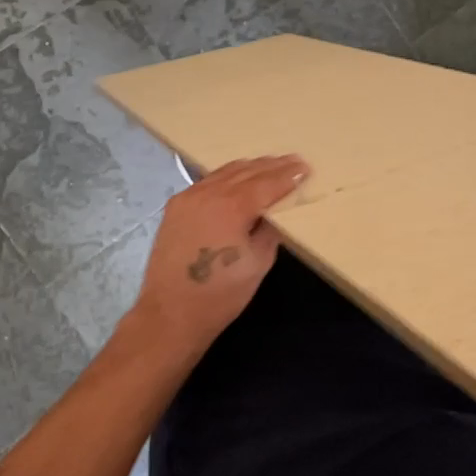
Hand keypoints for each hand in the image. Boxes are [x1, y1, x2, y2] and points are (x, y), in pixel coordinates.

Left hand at [129, 154, 309, 356]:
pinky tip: (237, 177)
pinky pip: (207, 181)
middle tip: (293, 161)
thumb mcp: (258, 264)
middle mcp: (209, 193)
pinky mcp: (176, 206)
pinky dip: (227, 176)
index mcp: (232, 207)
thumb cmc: (220, 295)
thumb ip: (269, 231)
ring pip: (225, 172)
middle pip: (247, 171)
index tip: (305, 167)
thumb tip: (274, 213)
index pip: (267, 183)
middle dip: (272, 166)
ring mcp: (189, 197)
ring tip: (270, 164)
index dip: (288, 175)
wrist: (170, 314)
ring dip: (250, 167)